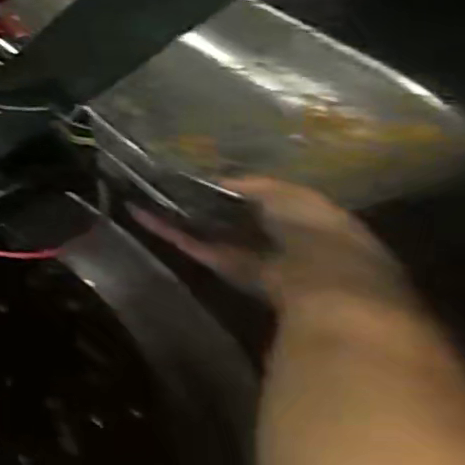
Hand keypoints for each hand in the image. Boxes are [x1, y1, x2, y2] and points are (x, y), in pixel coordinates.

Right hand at [134, 177, 409, 313]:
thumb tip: (218, 181)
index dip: (243, 188)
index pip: (275, 202)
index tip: (209, 174)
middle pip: (241, 219)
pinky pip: (197, 247)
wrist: (324, 290)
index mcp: (316, 223)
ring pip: (214, 232)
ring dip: (182, 216)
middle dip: (209, 203)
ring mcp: (257, 260)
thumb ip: (254, 185)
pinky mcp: (231, 273)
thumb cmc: (319, 235)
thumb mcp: (291, 195)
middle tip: (171, 184)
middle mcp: (287, 243)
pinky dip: (169, 232)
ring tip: (144, 196)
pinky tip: (140, 215)